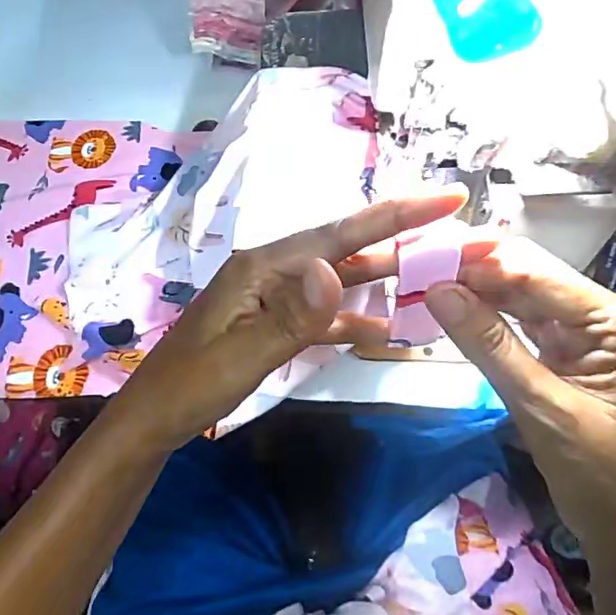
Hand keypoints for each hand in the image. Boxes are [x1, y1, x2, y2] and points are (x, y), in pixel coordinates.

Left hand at [115, 189, 468, 450]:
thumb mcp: (243, 353)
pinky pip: (322, 314)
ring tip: (436, 275)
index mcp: (260, 267)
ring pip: (337, 281)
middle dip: (400, 243)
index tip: (447, 198)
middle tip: (460, 238)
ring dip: (383, 279)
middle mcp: (268, 272)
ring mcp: (270, 298)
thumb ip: (292, 315)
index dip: (394, 216)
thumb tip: (334, 268)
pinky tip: (385, 327)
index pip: (337, 235)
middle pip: (344, 251)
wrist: (155, 416)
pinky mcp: (272, 324)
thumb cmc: (191, 385)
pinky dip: (352, 318)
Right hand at [423, 237, 615, 552]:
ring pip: (530, 306)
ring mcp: (600, 346)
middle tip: (416, 268)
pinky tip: (458, 315)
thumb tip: (437, 290)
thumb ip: (489, 344)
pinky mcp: (582, 368)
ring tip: (426, 285)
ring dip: (481, 297)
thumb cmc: (611, 484)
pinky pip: (532, 334)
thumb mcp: (544, 409)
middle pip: (536, 283)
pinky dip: (495, 326)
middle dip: (476, 274)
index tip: (423, 254)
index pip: (539, 275)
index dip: (479, 261)